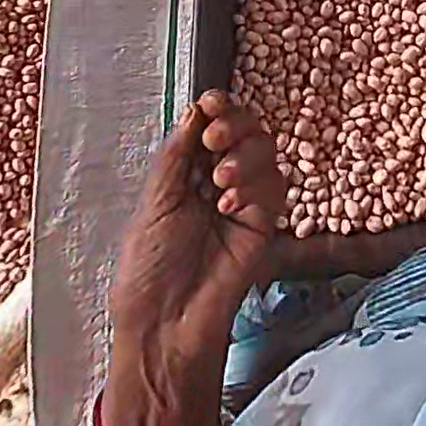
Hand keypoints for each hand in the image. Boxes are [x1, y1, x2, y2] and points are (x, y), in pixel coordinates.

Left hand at [101, 93, 283, 425]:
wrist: (166, 324)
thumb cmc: (150, 267)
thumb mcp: (155, 202)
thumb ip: (177, 155)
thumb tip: (195, 110)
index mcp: (191, 170)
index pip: (213, 124)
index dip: (218, 107)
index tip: (212, 101)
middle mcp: (220, 178)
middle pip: (246, 130)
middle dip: (234, 125)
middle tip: (214, 139)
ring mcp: (245, 199)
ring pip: (265, 151)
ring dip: (245, 156)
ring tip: (220, 180)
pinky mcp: (264, 222)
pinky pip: (274, 187)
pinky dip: (255, 186)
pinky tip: (230, 204)